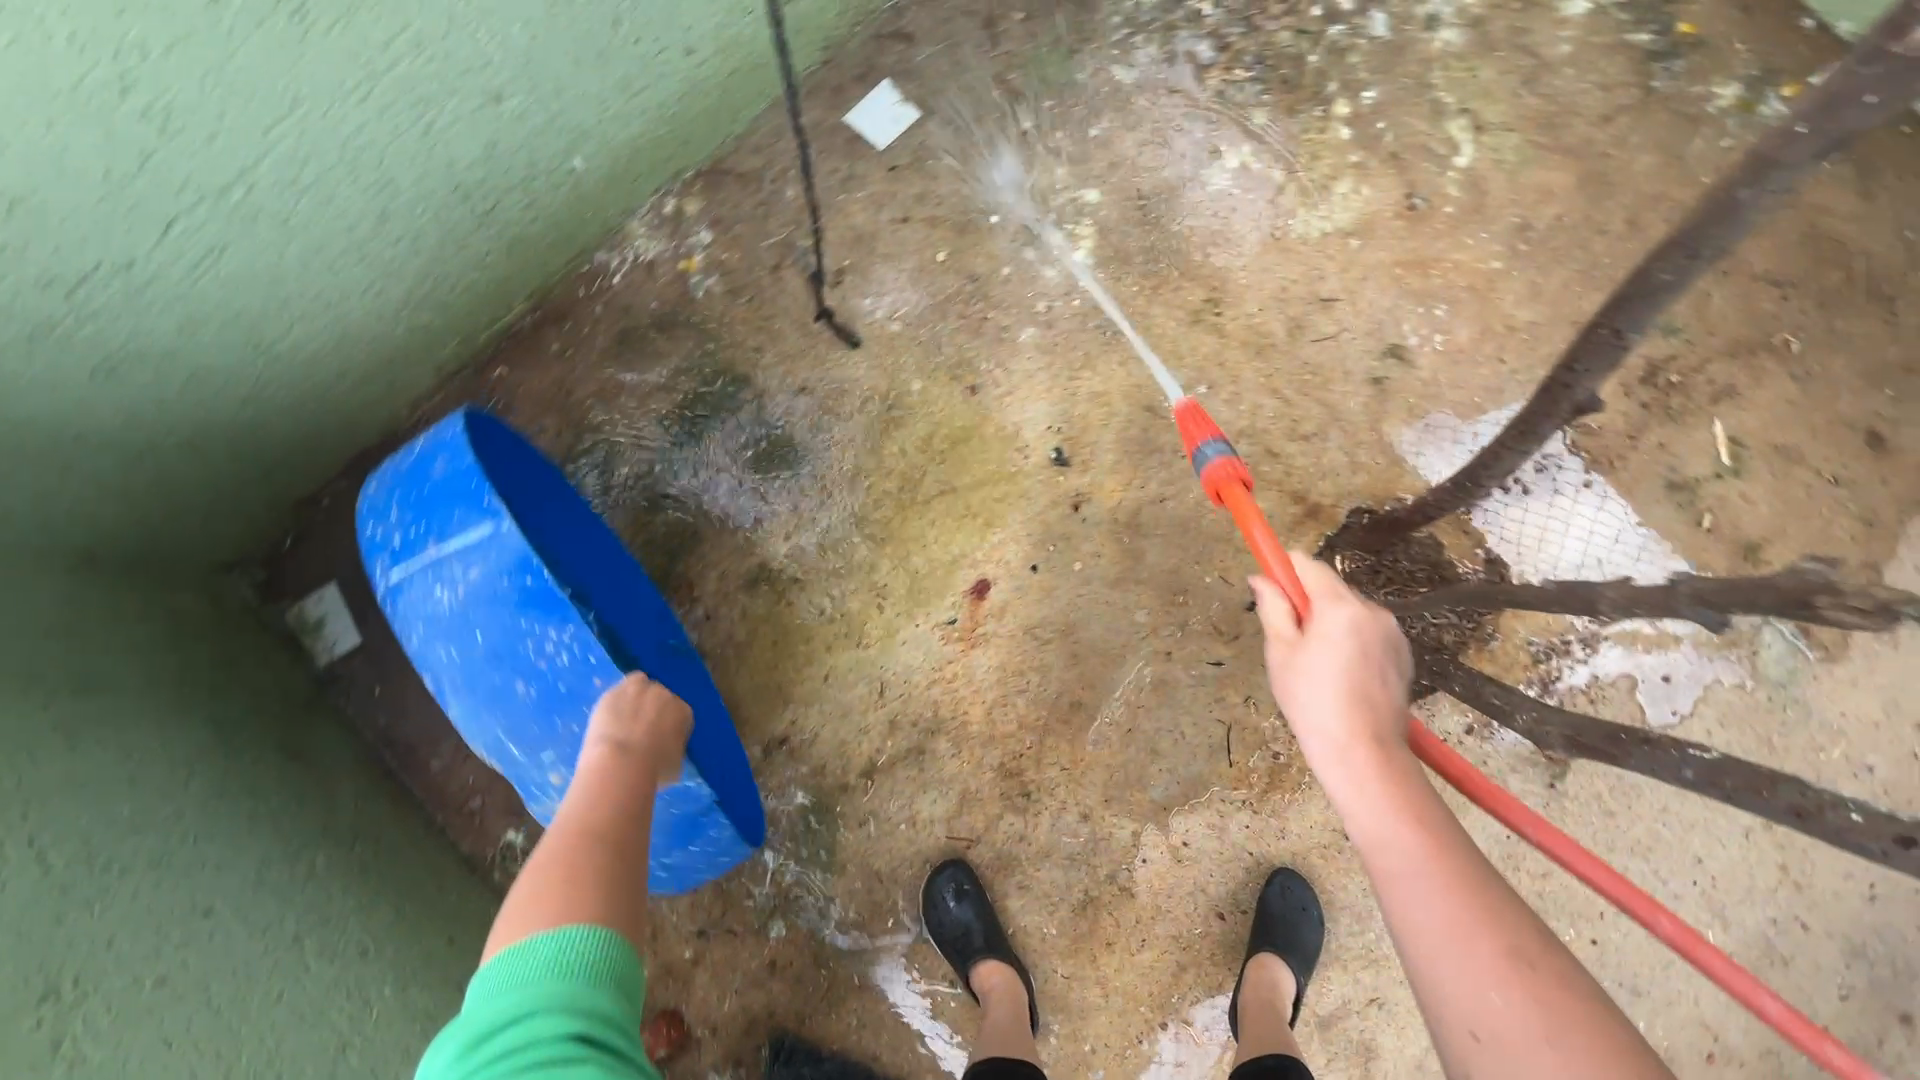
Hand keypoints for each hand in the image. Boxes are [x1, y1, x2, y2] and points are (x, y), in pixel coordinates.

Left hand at [582, 672, 692, 788]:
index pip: (679, 714)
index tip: (660, 740)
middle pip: (661, 697)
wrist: (620, 763)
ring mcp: (639, 689)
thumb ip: (674, 751)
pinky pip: (619, 689)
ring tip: (625, 718)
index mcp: (684, 712)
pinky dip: (616, 700)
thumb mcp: (675, 766)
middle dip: (653, 710)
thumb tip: (667, 753)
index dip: (669, 726)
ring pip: (640, 684)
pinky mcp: (614, 691)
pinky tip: (610, 716)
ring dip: (635, 697)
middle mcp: (665, 694)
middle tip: (641, 730)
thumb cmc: (653, 770)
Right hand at [1249, 554, 1412, 780]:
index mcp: (1340, 607)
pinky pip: (1369, 633)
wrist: (1362, 750)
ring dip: (1331, 623)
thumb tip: (1262, 579)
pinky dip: (1352, 640)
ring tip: (1317, 663)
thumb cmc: (1311, 701)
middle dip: (1308, 603)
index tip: (1269, 584)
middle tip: (1290, 639)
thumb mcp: (1280, 653)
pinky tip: (1342, 674)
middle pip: (1332, 590)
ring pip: (1351, 612)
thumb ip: (1273, 608)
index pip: (1310, 566)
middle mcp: (1372, 611)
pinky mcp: (1403, 653)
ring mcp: (1393, 632)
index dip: (1286, 569)